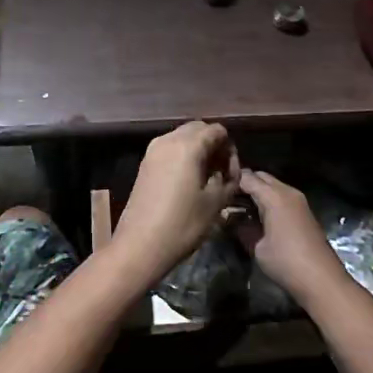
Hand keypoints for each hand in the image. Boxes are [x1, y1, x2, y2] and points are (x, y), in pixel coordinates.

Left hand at [109, 121, 240, 281]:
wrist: (140, 244)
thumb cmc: (183, 223)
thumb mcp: (216, 202)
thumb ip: (228, 177)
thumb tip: (227, 169)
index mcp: (188, 145)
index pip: (217, 130)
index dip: (230, 148)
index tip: (232, 173)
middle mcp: (168, 140)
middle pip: (198, 129)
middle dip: (214, 145)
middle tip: (221, 173)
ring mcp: (153, 150)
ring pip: (182, 138)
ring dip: (198, 150)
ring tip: (206, 179)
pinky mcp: (145, 163)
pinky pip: (170, 149)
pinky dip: (183, 156)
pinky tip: (189, 181)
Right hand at [236, 171, 351, 308]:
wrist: (322, 280)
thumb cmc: (286, 262)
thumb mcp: (257, 247)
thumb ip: (241, 228)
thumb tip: (229, 218)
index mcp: (274, 197)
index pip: (247, 177)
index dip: (230, 181)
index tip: (216, 189)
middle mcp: (288, 192)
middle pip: (262, 177)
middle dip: (244, 184)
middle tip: (226, 197)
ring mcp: (298, 201)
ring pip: (272, 186)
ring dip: (257, 192)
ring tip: (238, 207)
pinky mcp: (304, 212)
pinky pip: (281, 196)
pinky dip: (268, 200)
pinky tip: (256, 215)